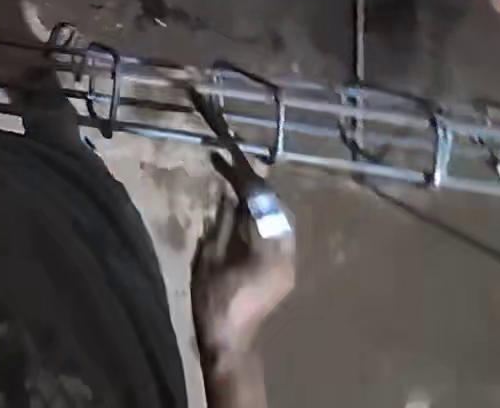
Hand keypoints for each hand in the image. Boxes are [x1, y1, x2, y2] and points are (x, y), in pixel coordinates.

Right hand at [192, 161, 296, 361]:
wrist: (230, 344)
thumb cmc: (213, 302)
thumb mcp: (210, 256)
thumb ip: (223, 221)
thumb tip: (229, 191)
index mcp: (266, 250)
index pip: (259, 201)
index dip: (243, 176)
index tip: (229, 156)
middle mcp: (286, 254)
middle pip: (276, 205)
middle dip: (256, 183)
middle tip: (235, 165)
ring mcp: (290, 263)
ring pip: (280, 216)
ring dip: (262, 198)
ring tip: (241, 180)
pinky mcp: (286, 269)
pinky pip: (279, 231)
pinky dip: (265, 215)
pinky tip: (249, 207)